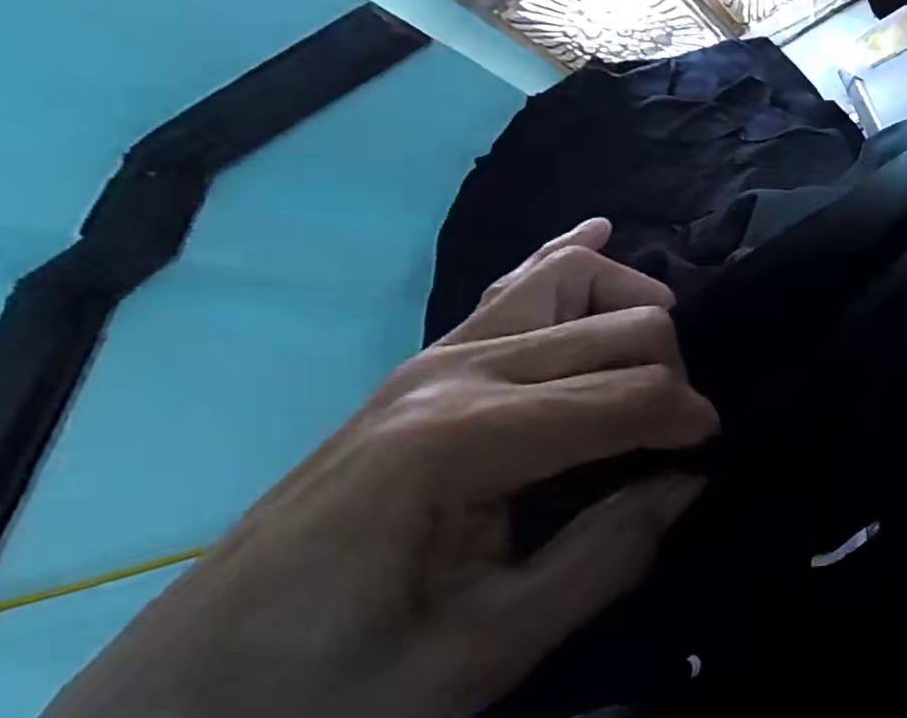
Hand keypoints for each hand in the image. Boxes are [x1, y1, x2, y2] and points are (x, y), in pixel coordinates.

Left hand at [47, 219, 718, 717]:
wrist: (193, 690)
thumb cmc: (336, 684)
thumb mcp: (482, 652)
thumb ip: (603, 558)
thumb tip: (690, 482)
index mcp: (462, 441)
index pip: (623, 394)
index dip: (687, 417)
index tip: (712, 453)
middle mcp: (454, 371)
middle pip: (613, 325)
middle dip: (669, 370)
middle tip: (674, 436)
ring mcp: (433, 356)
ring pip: (567, 277)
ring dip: (631, 301)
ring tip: (662, 349)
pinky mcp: (424, 363)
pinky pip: (513, 285)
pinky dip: (567, 259)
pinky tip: (600, 233)